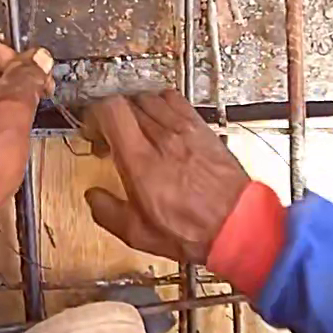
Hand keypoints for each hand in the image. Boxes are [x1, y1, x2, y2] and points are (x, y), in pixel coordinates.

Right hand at [83, 90, 249, 262]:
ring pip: (149, 98)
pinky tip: (161, 122)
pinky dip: (161, 104)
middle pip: (127, 102)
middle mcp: (162, 138)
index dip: (94, 115)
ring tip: (134, 128)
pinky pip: (175, 100)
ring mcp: (184, 130)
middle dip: (111, 116)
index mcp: (140, 161)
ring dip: (135, 109)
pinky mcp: (201, 128)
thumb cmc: (194, 231)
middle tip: (111, 136)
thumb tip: (94, 197)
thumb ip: (107, 212)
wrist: (239, 225)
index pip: (110, 110)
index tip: (93, 131)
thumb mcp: (138, 234)